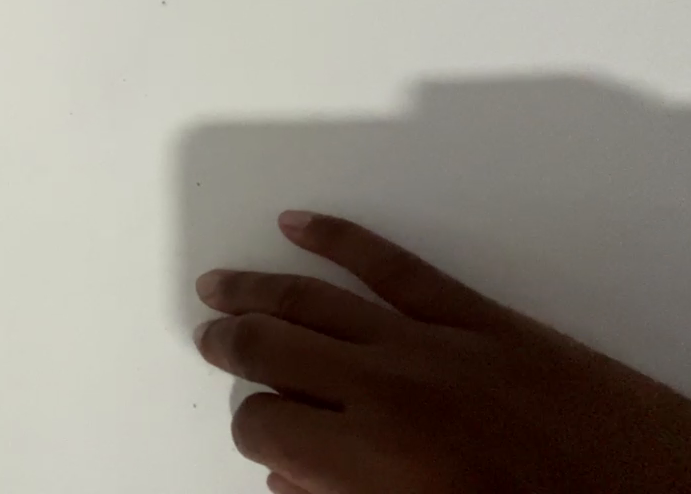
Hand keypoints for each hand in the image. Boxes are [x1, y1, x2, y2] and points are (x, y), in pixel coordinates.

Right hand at [194, 212, 690, 493]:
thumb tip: (290, 484)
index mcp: (382, 463)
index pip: (269, 425)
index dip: (253, 435)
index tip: (261, 446)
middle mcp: (390, 391)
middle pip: (272, 347)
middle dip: (228, 345)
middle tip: (207, 339)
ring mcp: (434, 345)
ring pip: (312, 299)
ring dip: (255, 289)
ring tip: (219, 286)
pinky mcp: (482, 320)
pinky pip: (392, 265)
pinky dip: (338, 238)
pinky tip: (297, 223)